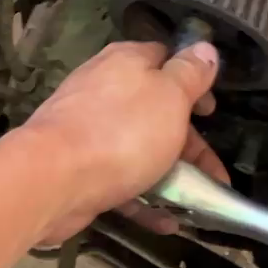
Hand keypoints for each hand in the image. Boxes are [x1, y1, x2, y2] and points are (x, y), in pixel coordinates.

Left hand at [10, 40, 225, 241]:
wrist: (54, 177)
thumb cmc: (121, 130)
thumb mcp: (169, 96)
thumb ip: (189, 73)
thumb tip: (205, 47)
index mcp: (127, 60)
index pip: (165, 59)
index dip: (193, 82)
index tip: (210, 111)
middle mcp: (106, 85)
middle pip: (156, 107)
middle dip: (188, 141)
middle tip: (213, 172)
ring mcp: (89, 124)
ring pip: (139, 145)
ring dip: (169, 172)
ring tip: (196, 205)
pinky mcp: (80, 162)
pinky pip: (120, 176)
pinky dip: (144, 196)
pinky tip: (165, 221)